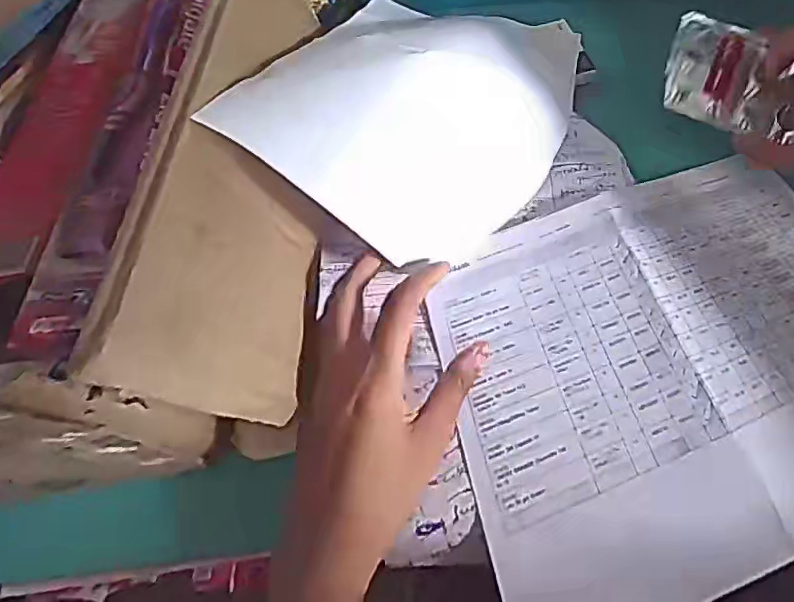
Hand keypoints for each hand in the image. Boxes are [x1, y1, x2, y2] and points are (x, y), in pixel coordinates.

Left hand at [272, 256, 487, 601]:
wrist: (326, 540)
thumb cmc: (384, 493)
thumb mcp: (430, 443)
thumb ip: (454, 389)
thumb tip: (481, 348)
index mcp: (375, 378)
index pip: (397, 310)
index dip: (419, 280)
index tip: (440, 266)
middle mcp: (342, 370)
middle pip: (347, 300)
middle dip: (368, 268)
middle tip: (391, 252)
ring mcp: (321, 382)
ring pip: (327, 317)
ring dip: (347, 286)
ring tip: (368, 271)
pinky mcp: (312, 397)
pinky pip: (320, 339)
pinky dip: (335, 313)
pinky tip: (348, 320)